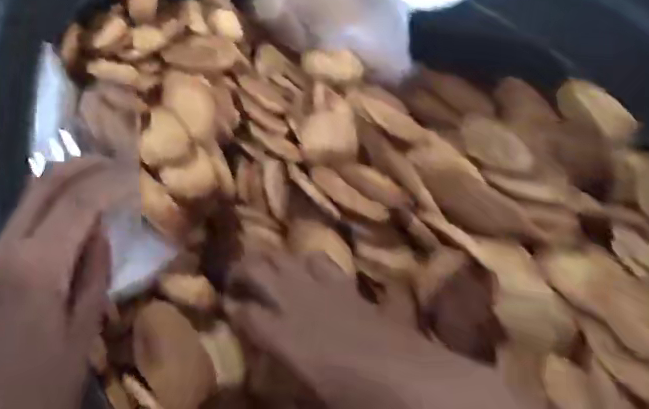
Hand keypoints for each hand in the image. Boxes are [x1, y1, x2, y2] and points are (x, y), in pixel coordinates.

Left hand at [0, 158, 129, 408]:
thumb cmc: (43, 385)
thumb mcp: (82, 338)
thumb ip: (94, 275)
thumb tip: (103, 228)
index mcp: (38, 265)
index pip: (78, 203)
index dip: (109, 182)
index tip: (137, 173)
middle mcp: (13, 242)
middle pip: (48, 181)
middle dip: (85, 164)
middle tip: (120, 161)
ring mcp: (0, 244)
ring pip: (33, 188)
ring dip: (68, 173)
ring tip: (102, 171)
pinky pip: (27, 206)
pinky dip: (53, 191)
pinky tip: (75, 196)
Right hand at [227, 252, 522, 408]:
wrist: (425, 388)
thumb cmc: (365, 405)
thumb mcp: (318, 402)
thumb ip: (290, 386)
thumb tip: (272, 382)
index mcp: (284, 337)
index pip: (243, 313)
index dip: (230, 310)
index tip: (224, 310)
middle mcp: (295, 303)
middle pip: (255, 266)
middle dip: (239, 270)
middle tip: (234, 283)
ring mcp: (322, 289)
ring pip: (282, 254)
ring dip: (268, 258)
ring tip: (262, 270)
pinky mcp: (348, 287)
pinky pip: (317, 261)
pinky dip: (305, 262)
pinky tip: (307, 274)